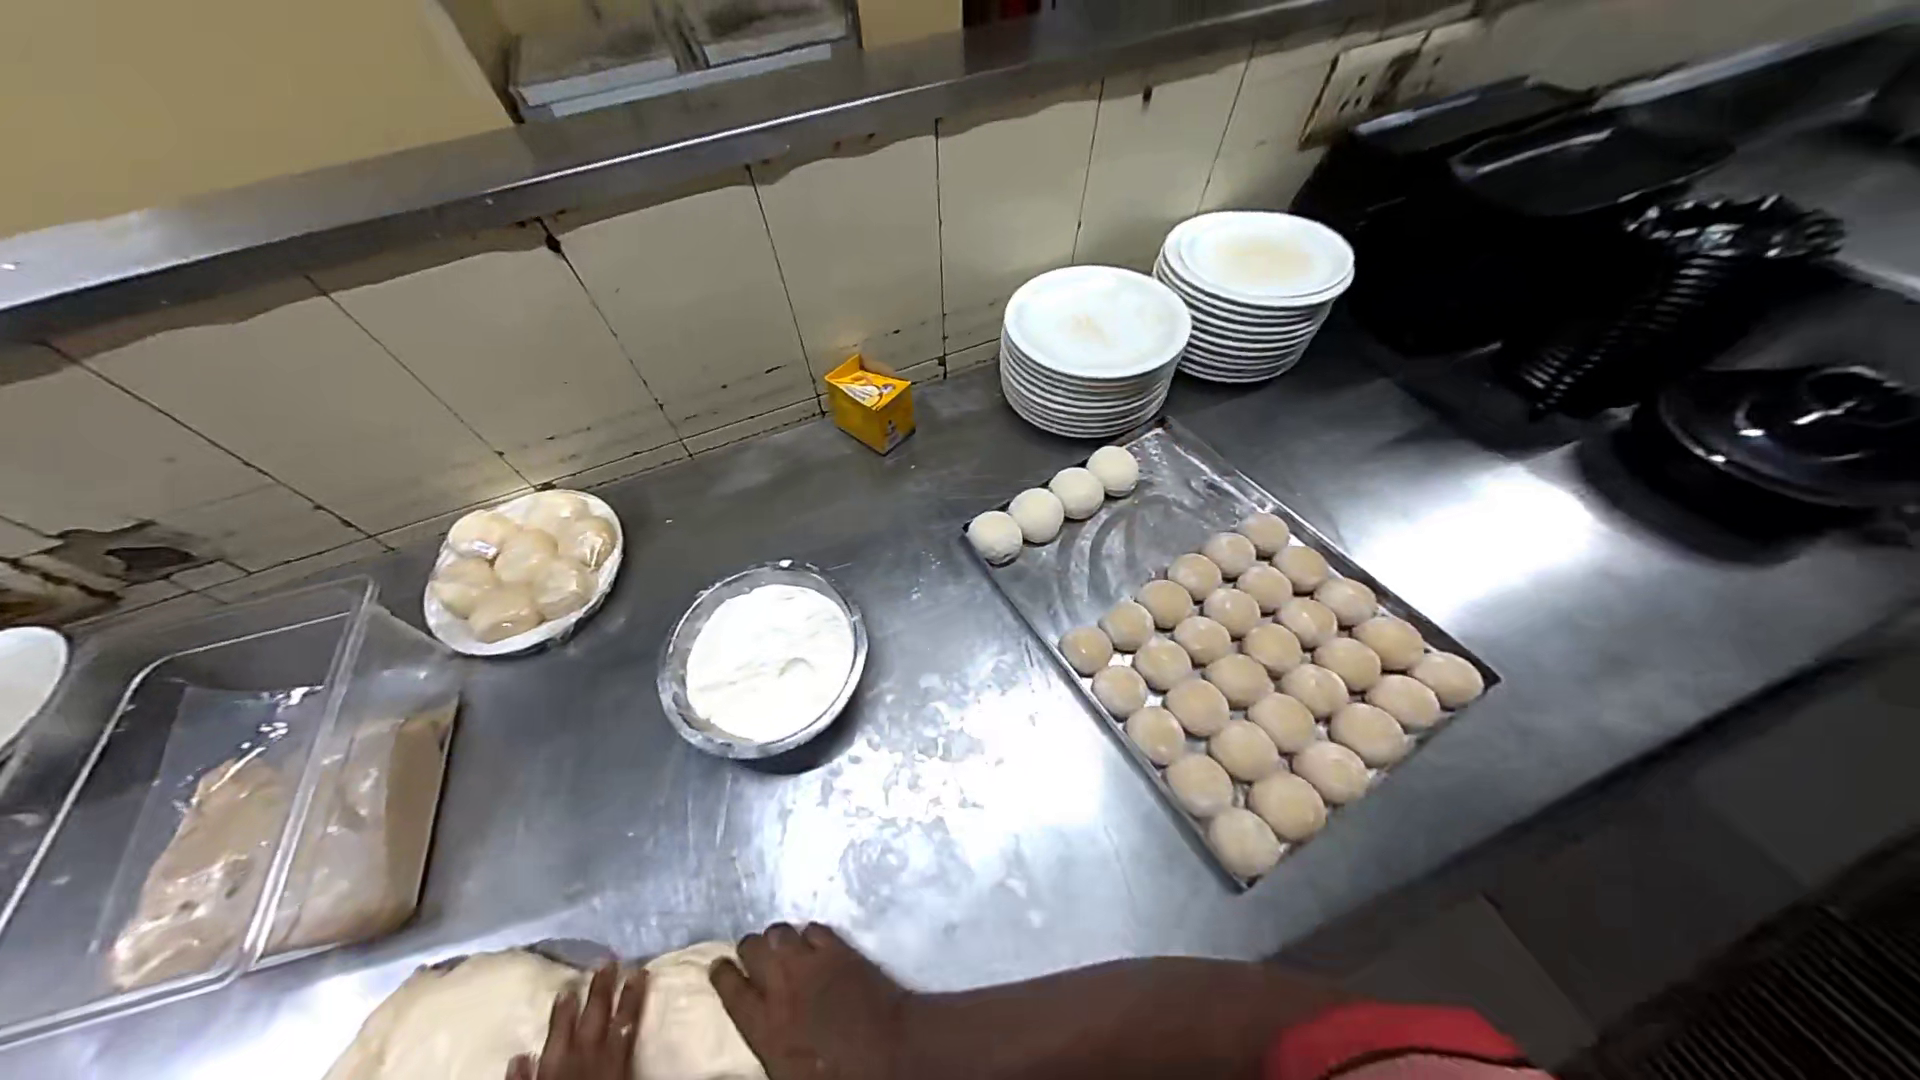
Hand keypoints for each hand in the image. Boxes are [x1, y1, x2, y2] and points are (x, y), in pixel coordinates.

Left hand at [508, 962, 646, 1079]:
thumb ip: (631, 1064)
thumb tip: (653, 1051)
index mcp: (611, 1060)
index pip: (626, 1019)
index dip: (633, 994)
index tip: (638, 969)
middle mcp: (582, 1060)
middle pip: (594, 1018)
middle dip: (601, 989)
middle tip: (606, 962)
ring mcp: (550, 1077)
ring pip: (558, 1039)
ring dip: (562, 1015)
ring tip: (564, 990)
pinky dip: (520, 1069)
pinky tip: (517, 1057)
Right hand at [709, 922, 914, 1079]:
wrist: (888, 1051)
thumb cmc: (836, 1078)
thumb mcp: (784, 1077)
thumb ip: (761, 1057)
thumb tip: (737, 1060)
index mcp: (763, 1026)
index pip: (730, 988)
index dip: (721, 973)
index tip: (718, 966)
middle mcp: (781, 985)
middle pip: (751, 948)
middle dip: (748, 948)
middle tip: (753, 955)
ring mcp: (810, 961)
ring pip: (780, 931)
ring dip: (777, 938)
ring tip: (781, 946)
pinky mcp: (838, 948)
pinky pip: (814, 928)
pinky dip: (809, 935)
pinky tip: (813, 944)